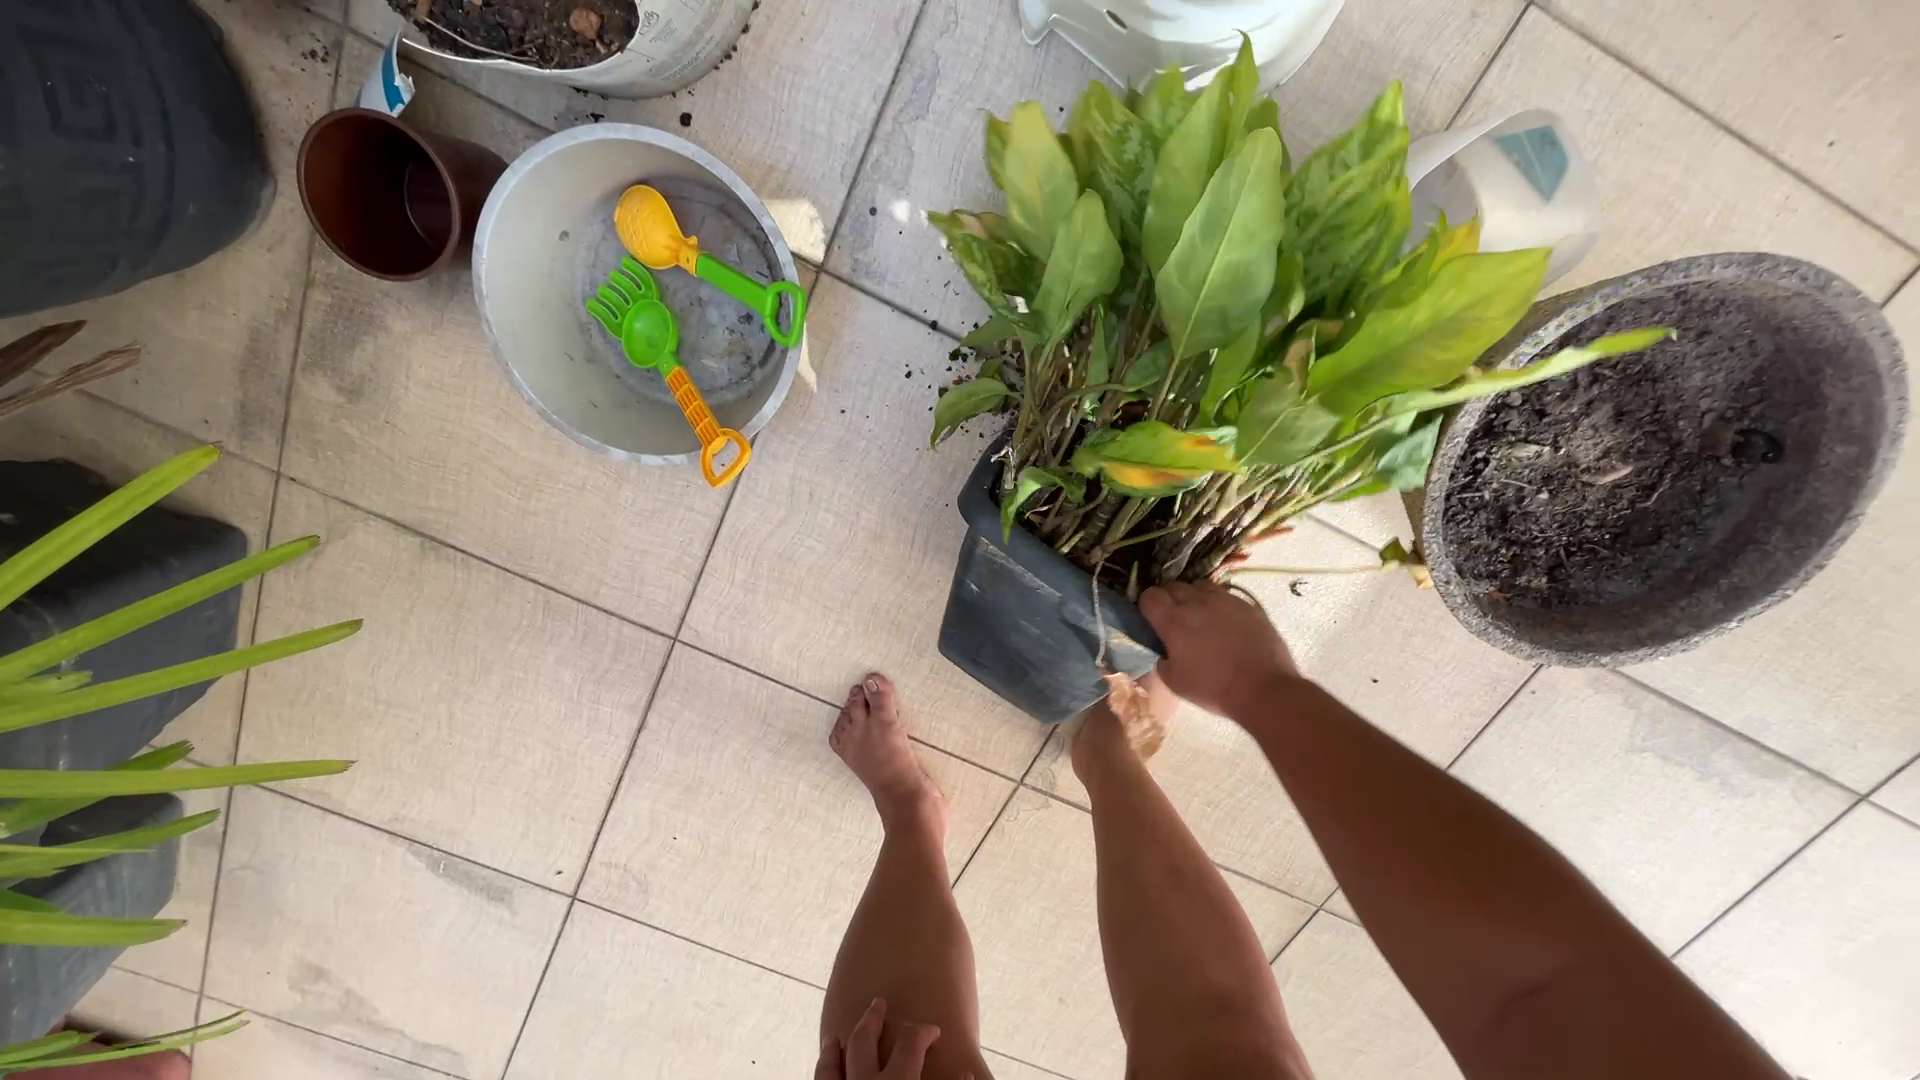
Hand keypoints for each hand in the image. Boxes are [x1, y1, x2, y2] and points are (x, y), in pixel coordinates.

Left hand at [817, 999, 943, 1079]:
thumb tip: (966, 1071)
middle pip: (864, 1042)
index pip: (911, 1044)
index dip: (924, 1033)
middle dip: (871, 1020)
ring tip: (833, 1037)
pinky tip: (825, 1069)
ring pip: (830, 1068)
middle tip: (878, 1003)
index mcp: (898, 1079)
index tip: (932, 1031)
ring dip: (832, 1051)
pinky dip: (823, 1074)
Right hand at [1139, 582, 1298, 718]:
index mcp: (1173, 620)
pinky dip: (1216, 604)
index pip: (1150, 596)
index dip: (1147, 606)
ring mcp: (1223, 600)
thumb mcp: (1174, 681)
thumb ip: (1162, 659)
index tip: (1151, 620)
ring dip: (1192, 596)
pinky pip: (1223, 595)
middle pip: (1173, 586)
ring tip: (1198, 616)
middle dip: (1168, 599)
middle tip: (1173, 619)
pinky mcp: (1246, 604)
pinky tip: (1223, 622)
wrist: (1263, 689)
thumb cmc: (1213, 688)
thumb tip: (1164, 650)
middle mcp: (1196, 602)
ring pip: (1199, 585)